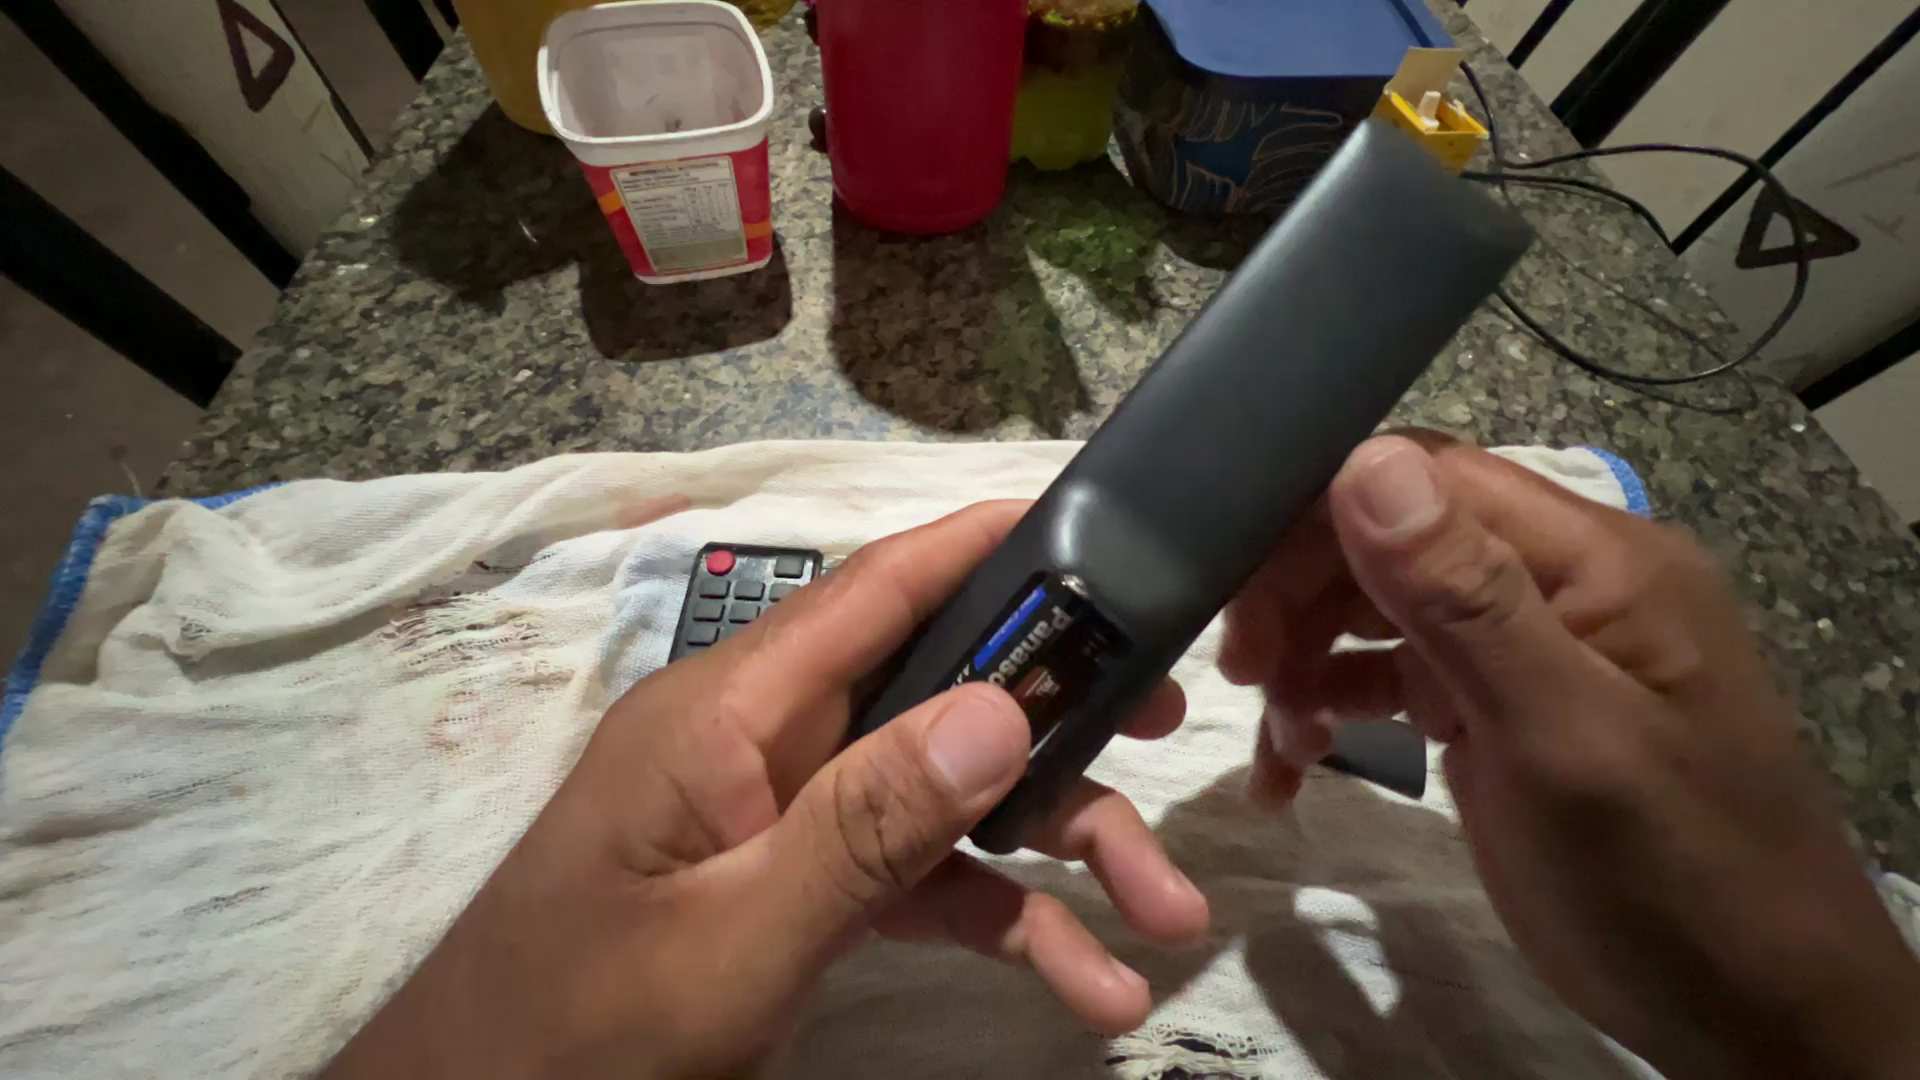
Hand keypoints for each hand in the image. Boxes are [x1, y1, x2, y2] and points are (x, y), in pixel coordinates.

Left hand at [323, 502, 1207, 1078]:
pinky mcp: (811, 875)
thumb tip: (1000, 711)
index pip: (876, 590)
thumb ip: (864, 826)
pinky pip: (923, 874)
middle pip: (938, 689)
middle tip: (1164, 719)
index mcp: (737, 707)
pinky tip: (1084, 979)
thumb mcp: (735, 939)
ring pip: (949, 790)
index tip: (1078, 524)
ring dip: (1055, 842)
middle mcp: (775, 734)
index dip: (976, 545)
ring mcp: (797, 806)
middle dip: (1056, 709)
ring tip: (1163, 909)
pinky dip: (1002, 916)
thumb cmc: (582, 1033)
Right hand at [1222, 433, 1919, 1079]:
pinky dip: (1321, 711)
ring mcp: (1502, 641)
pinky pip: (1371, 674)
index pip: (1421, 478)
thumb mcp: (1561, 736)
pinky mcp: (1471, 697)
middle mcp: (1540, 580)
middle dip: (1295, 600)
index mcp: (1585, 558)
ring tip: (1282, 741)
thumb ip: (1464, 598)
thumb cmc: (1668, 876)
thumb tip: (1364, 464)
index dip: (1317, 516)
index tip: (1239, 583)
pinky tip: (1290, 766)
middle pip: (1376, 542)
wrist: (1742, 1017)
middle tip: (1242, 672)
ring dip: (1301, 664)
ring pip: (1360, 609)